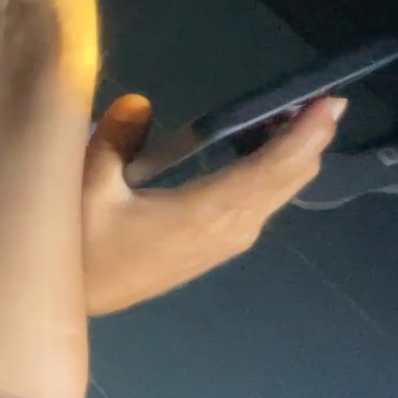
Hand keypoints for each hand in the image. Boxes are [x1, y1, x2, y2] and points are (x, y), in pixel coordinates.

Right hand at [82, 93, 343, 314]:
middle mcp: (230, 229)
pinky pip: (256, 209)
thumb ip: (114, 140)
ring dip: (285, 161)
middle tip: (307, 103)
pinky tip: (243, 166)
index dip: (307, 131)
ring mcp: (222, 245)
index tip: (330, 99)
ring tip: (274, 126)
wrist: (67, 298)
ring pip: (275, 196)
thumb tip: (139, 103)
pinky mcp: (207, 253)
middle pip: (288, 180)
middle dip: (306, 141)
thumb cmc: (77, 244)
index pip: (277, 165)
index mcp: (209, 210)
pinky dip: (265, 180)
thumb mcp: (85, 186)